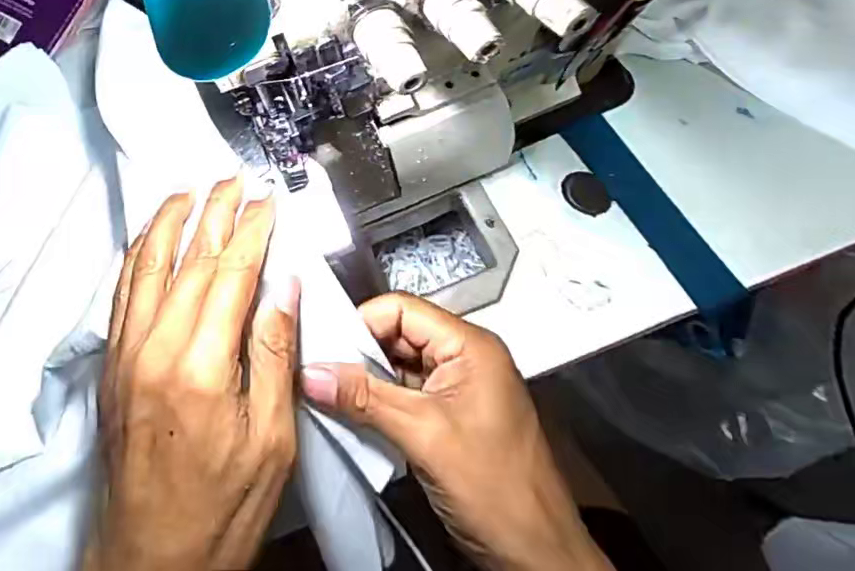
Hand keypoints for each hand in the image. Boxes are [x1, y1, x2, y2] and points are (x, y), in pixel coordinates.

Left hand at [91, 178, 299, 570]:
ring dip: (169, 224)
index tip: (268, 202)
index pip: (231, 274)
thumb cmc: (219, 511)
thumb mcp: (272, 438)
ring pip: (147, 269)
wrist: (147, 566)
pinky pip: (122, 296)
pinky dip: (137, 258)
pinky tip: (149, 240)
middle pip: (189, 261)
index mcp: (201, 369)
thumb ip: (275, 351)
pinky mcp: (112, 370)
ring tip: (188, 191)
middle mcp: (155, 353)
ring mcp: (126, 359)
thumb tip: (284, 285)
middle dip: (215, 214)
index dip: (253, 231)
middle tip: (234, 181)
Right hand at [300, 293, 610, 570]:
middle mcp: (466, 356)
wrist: (538, 552)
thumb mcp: (424, 436)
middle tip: (322, 373)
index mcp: (470, 345)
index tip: (325, 346)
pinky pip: (409, 393)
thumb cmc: (499, 490)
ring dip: (369, 379)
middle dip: (361, 352)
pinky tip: (357, 415)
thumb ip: (366, 400)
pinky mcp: (453, 414)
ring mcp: (460, 386)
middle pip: (401, 334)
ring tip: (332, 394)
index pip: (404, 309)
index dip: (363, 322)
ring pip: (402, 365)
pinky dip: (383, 401)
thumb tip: (316, 373)